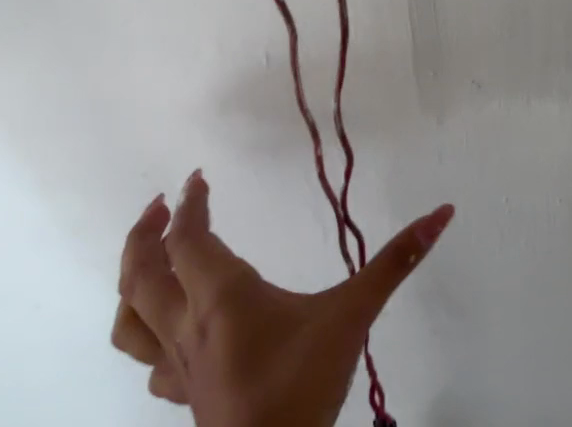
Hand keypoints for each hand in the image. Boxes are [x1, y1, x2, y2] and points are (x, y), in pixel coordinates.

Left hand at [112, 170, 453, 426]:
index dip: (189, 205)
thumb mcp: (356, 313)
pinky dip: (146, 331)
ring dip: (131, 280)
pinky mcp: (182, 393)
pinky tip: (169, 330)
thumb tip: (442, 211)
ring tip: (148, 259)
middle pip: (142, 273)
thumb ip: (396, 261)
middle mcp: (189, 324)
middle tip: (162, 204)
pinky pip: (147, 357)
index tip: (197, 178)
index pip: (189, 239)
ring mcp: (178, 363)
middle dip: (146, 234)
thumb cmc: (306, 380)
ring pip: (129, 318)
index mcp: (223, 297)